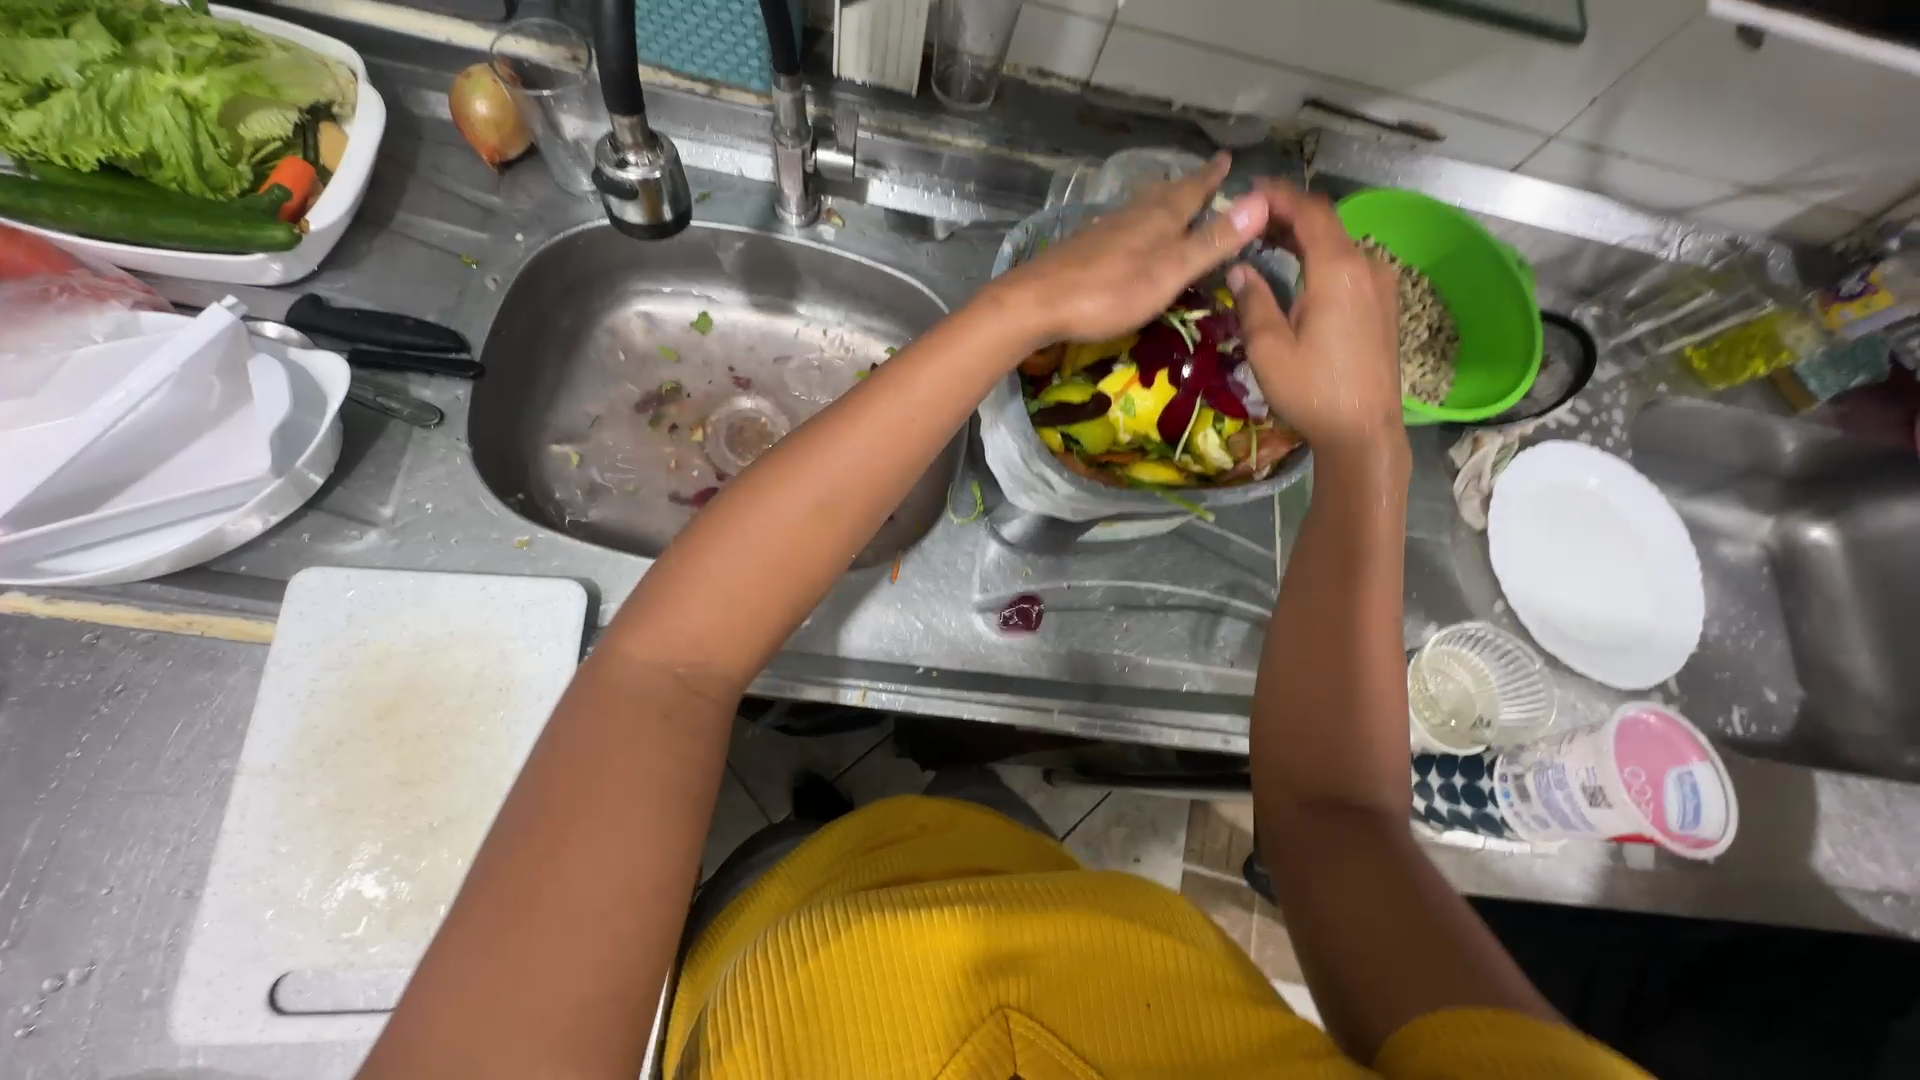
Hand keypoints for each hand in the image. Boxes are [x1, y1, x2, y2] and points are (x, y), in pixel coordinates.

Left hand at [989, 154, 1269, 345]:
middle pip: (1166, 195)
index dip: (1212, 176)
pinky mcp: (1084, 250)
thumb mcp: (1170, 271)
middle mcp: (1133, 216)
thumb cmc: (1109, 292)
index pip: (1194, 189)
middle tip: (1203, 176)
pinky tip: (1128, 236)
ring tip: (1171, 202)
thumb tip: (1262, 201)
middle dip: (1188, 186)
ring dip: (1160, 203)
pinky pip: (1121, 228)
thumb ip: (1212, 241)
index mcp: (1159, 218)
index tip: (1228, 158)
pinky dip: (1136, 224)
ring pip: (1141, 209)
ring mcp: (1105, 232)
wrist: (1037, 303)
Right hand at [1228, 180, 1404, 459]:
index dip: (1279, 196)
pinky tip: (1298, 276)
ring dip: (1304, 240)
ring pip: (1339, 246)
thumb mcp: (1268, 349)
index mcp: (1338, 270)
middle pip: (1326, 225)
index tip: (1249, 192)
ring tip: (1267, 246)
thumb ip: (1254, 302)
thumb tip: (1240, 269)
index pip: (1310, 212)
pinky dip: (1320, 260)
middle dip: (1287, 217)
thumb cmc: (1312, 391)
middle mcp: (1367, 266)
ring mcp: (1381, 285)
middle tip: (1248, 222)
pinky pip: (1350, 267)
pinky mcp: (1385, 305)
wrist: (1364, 431)